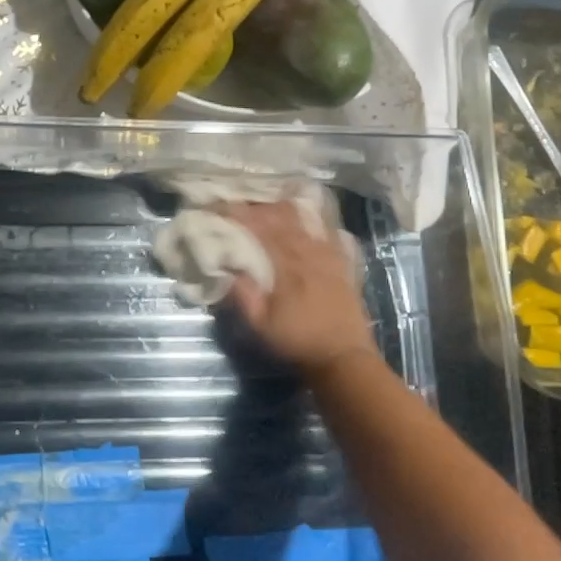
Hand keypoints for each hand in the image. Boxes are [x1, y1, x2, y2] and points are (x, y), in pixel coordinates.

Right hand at [222, 201, 377, 376]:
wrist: (343, 358)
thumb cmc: (297, 343)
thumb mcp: (260, 326)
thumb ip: (243, 295)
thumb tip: (227, 267)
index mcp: (287, 266)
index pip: (260, 229)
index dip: (237, 214)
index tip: (217, 206)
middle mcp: (310, 253)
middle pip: (282, 217)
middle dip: (257, 206)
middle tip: (236, 202)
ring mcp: (330, 256)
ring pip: (306, 220)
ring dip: (283, 207)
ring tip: (267, 202)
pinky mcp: (343, 264)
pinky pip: (329, 231)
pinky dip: (316, 218)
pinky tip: (309, 214)